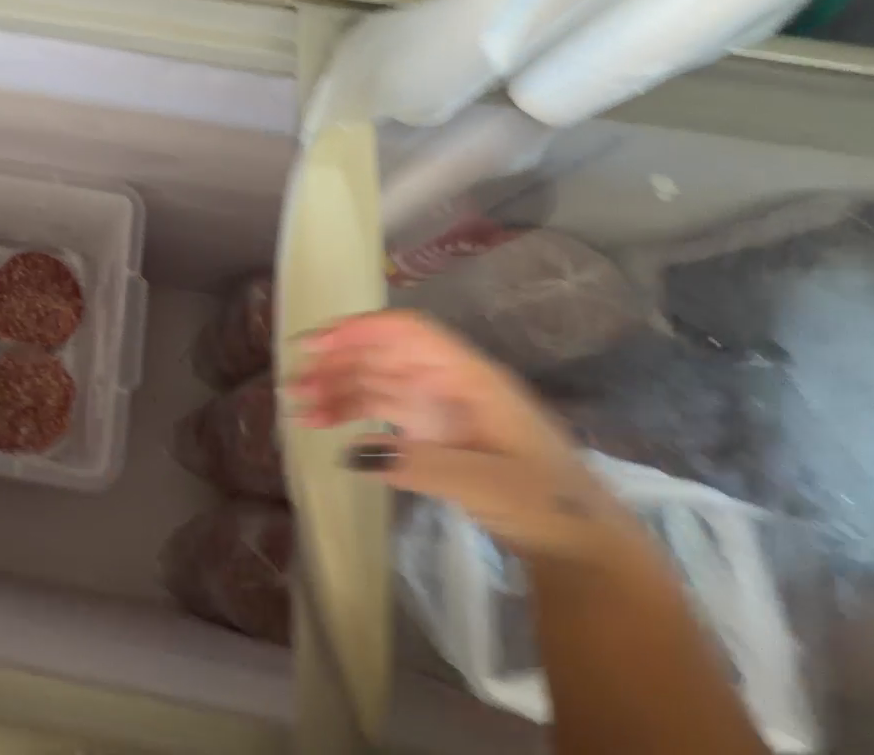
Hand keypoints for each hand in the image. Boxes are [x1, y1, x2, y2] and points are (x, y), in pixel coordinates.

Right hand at [288, 310, 635, 561]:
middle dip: (335, 363)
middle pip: (382, 356)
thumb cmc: (544, 502)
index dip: (361, 330)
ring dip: (335, 390)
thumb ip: (419, 464)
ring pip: (376, 383)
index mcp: (469, 378)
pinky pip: (381, 412)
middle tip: (294, 385)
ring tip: (298, 409)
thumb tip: (353, 453)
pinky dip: (350, 414)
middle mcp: (448, 383)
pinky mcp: (431, 434)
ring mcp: (438, 408)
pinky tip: (324, 428)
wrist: (580, 544)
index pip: (408, 333)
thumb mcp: (483, 482)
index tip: (316, 345)